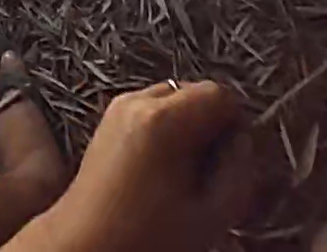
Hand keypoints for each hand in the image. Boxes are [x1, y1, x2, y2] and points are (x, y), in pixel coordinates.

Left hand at [24, 81, 253, 251]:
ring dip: (188, 122)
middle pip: (193, 90)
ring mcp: (120, 104)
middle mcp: (140, 99)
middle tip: (213, 167)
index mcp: (164, 120)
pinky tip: (163, 165)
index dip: (234, 122)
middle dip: (210, 122)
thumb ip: (236, 172)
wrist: (85, 246)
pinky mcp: (109, 115)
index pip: (218, 93)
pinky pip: (151, 106)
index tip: (235, 156)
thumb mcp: (208, 217)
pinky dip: (166, 125)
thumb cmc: (149, 240)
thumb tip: (242, 139)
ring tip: (187, 169)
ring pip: (172, 97)